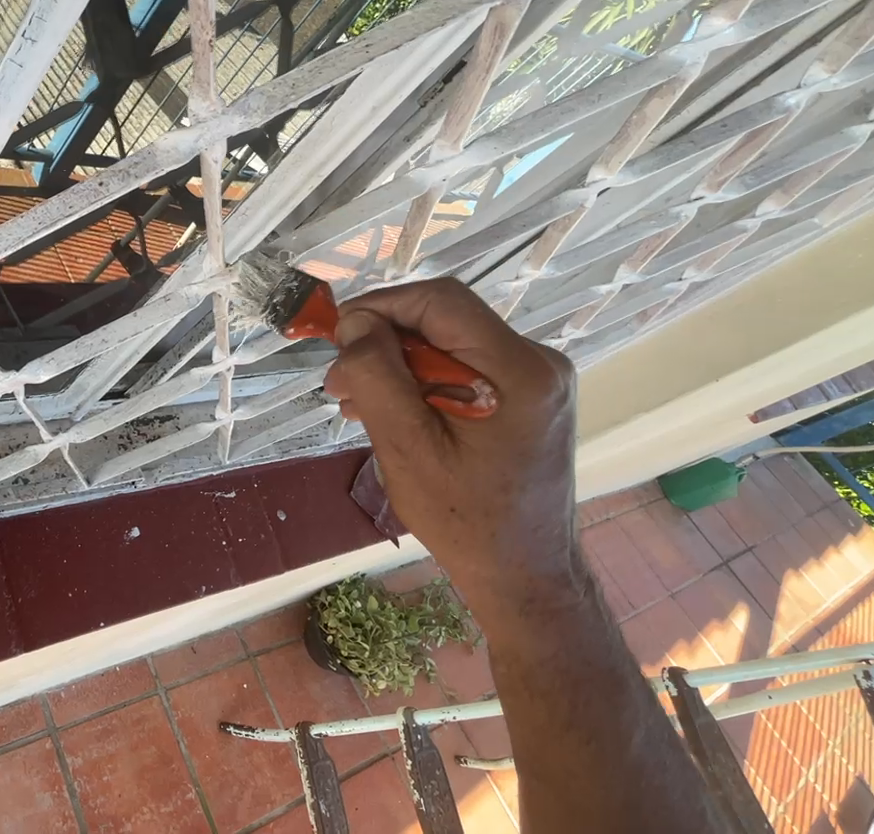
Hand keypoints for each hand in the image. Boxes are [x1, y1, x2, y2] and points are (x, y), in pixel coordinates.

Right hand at [323, 278, 581, 616]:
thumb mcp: (406, 445)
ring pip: (445, 342)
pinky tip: (388, 410)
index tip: (336, 335)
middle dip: (382, 341)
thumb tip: (356, 324)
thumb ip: (378, 375)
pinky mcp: (524, 396)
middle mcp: (537, 362)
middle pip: (442, 320)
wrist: (523, 572)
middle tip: (338, 382)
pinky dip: (417, 380)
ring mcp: (535, 379)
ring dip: (394, 363)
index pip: (440, 301)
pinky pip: (459, 367)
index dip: (380, 305)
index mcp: (520, 370)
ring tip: (355, 402)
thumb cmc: (463, 517)